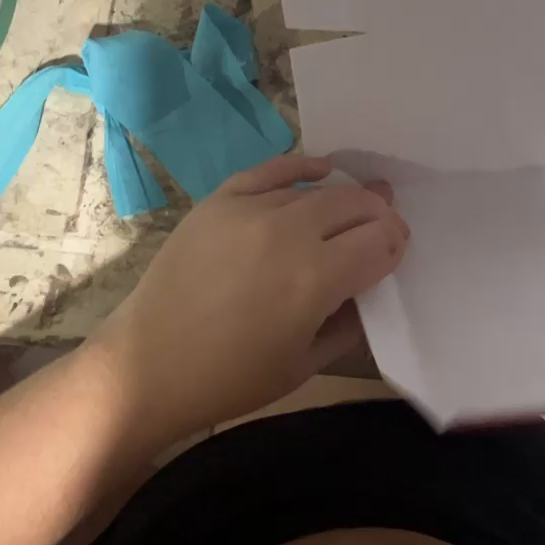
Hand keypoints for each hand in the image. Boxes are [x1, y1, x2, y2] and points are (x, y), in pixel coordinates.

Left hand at [85, 155, 409, 445]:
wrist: (148, 366)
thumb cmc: (230, 379)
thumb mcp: (305, 363)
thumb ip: (348, 318)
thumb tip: (369, 283)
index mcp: (315, 279)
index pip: (378, 242)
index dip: (395, 244)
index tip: (396, 253)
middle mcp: (287, 233)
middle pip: (353, 206)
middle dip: (379, 215)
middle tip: (385, 228)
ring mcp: (250, 210)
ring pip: (317, 190)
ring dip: (346, 198)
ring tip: (357, 207)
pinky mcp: (219, 201)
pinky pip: (270, 171)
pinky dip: (301, 166)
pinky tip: (321, 169)